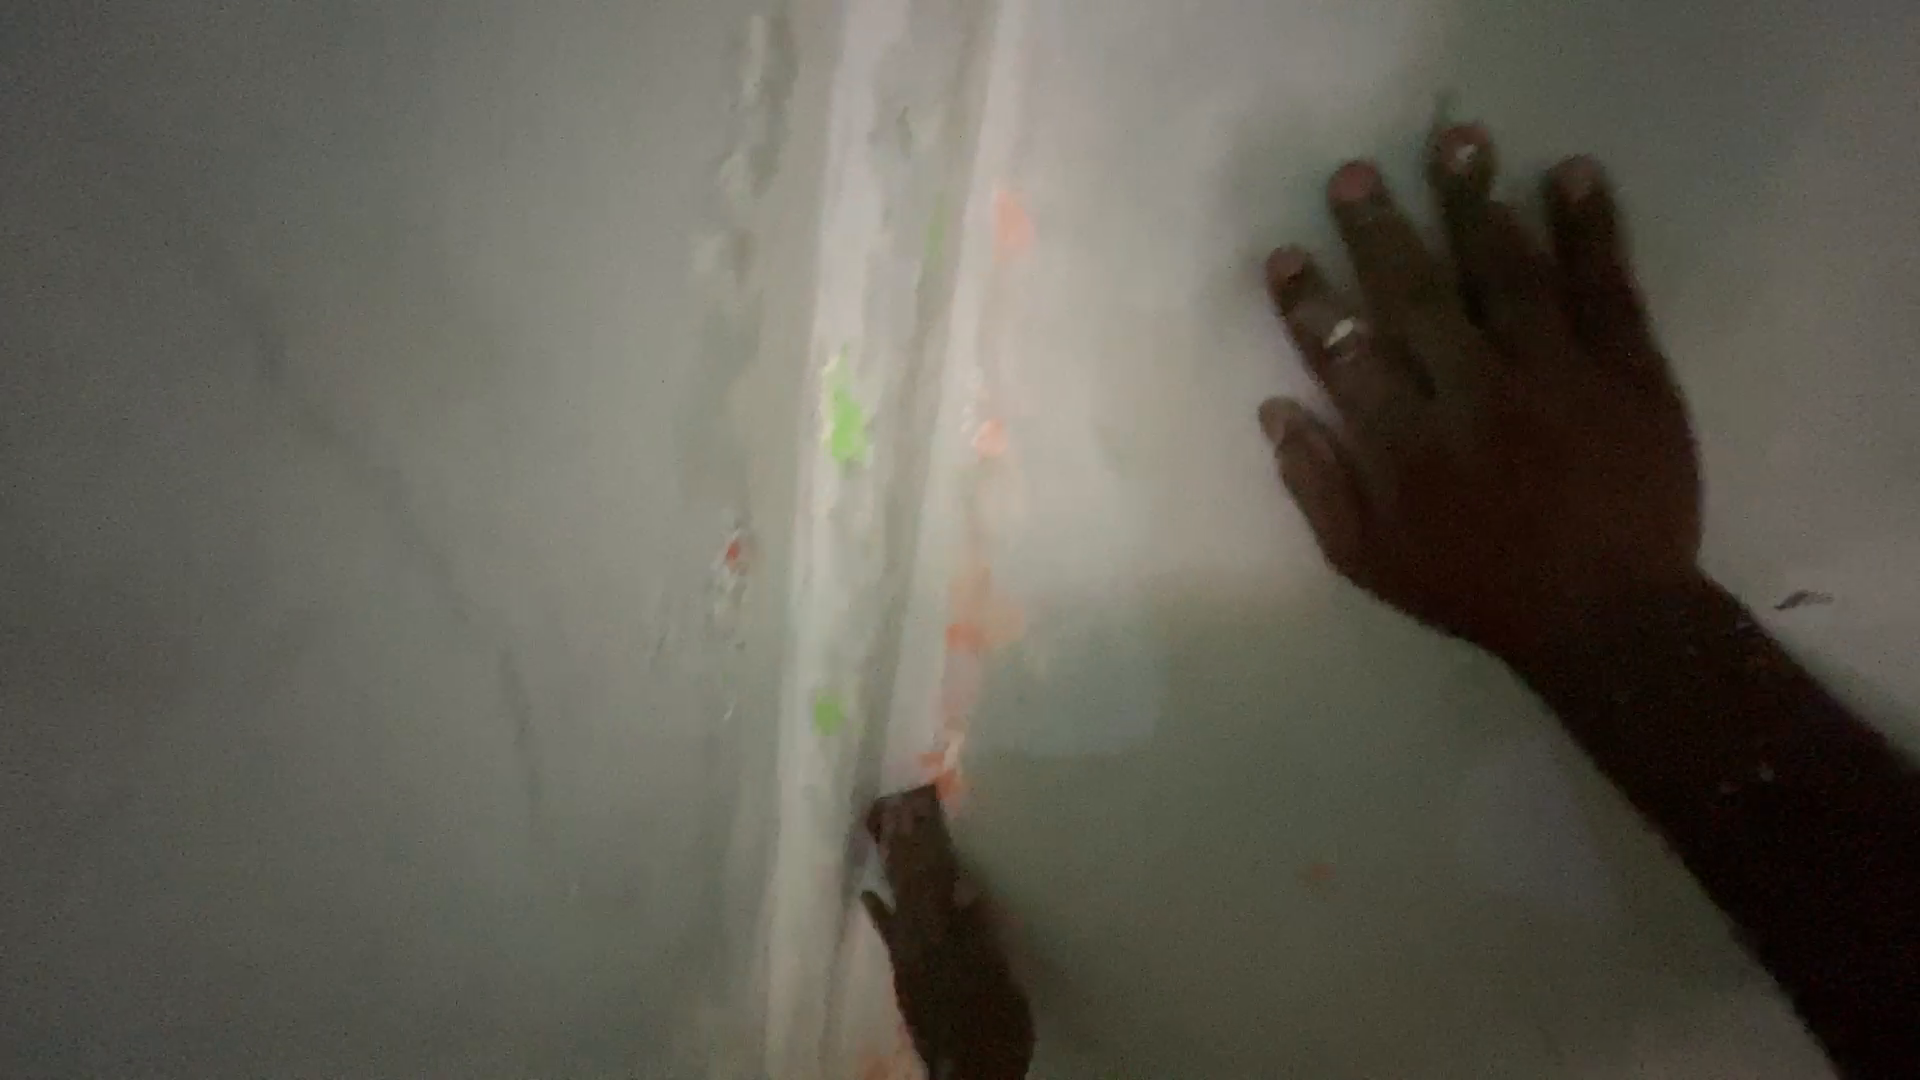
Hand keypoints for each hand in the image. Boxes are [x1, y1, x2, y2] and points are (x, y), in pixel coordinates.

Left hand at [861, 786, 1033, 1079]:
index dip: (930, 834)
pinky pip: (888, 935)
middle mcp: (919, 935)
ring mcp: (909, 953)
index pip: (935, 871)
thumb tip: (965, 885)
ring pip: (898, 895)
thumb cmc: (994, 1023)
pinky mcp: (905, 971)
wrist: (969, 1072)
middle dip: (906, 838)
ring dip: (893, 860)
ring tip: (886, 827)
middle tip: (899, 800)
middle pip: (911, 877)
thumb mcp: (997, 976)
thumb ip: (977, 930)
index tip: (924, 799)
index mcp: (944, 931)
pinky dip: (878, 913)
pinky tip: (867, 892)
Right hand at [1259, 125, 1701, 666]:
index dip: (1308, 302)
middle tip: (1354, 177)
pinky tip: (1567, 175)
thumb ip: (1314, 484)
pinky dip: (1589, 227)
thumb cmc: (1468, 585)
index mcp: (1405, 445)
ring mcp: (1557, 376)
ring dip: (1472, 204)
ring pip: (1505, 274)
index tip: (1285, 257)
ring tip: (1452, 142)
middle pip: (1415, 297)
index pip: (1344, 355)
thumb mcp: (1363, 558)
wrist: (1605, 613)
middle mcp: (1473, 396)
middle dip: (1379, 233)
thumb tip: (1274, 411)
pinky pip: (1606, 287)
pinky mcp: (1630, 371)